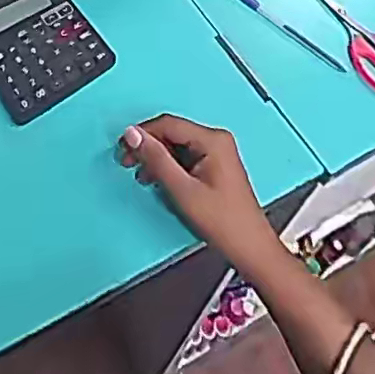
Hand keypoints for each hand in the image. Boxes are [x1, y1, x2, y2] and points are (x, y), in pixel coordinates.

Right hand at [116, 115, 281, 273]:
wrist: (251, 249)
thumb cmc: (223, 222)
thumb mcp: (182, 190)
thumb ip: (156, 159)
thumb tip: (133, 134)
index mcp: (212, 140)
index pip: (168, 124)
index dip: (142, 134)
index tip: (123, 148)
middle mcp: (216, 140)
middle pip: (172, 133)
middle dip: (148, 147)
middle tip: (128, 162)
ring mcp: (217, 151)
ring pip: (176, 145)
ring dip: (156, 158)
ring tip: (142, 176)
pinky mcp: (214, 164)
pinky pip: (185, 156)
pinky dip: (169, 166)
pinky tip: (159, 180)